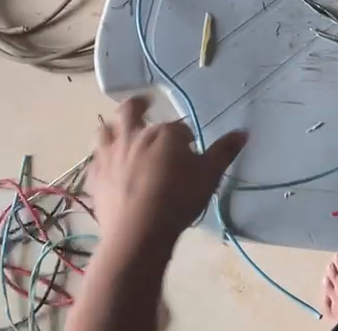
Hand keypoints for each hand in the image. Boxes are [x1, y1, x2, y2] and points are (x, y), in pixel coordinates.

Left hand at [85, 95, 247, 258]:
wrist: (139, 233)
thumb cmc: (178, 198)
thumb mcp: (209, 175)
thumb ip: (224, 151)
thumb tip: (243, 132)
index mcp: (163, 132)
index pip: (177, 128)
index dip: (184, 136)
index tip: (189, 149)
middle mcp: (134, 137)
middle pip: (129, 111)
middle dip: (137, 105)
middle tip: (144, 104)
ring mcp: (111, 157)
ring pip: (105, 131)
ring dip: (113, 129)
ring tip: (120, 132)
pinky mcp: (95, 180)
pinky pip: (94, 162)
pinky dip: (101, 160)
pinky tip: (107, 167)